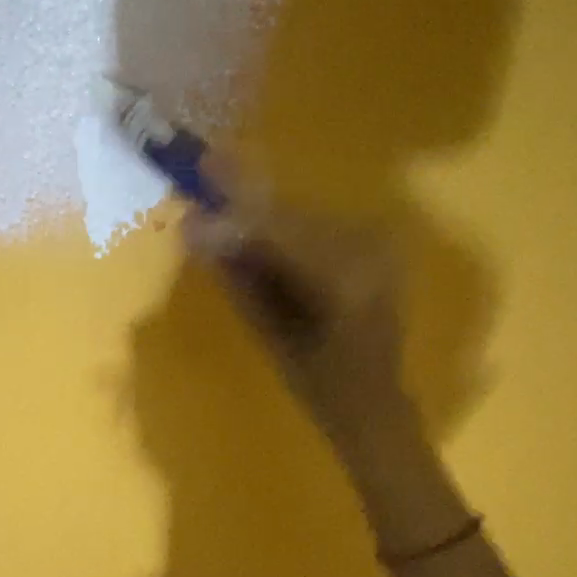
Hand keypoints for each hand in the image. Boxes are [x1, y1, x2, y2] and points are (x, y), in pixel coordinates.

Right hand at [181, 191, 417, 448]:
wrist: (374, 404)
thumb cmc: (320, 384)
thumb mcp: (271, 334)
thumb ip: (238, 276)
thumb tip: (195, 230)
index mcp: (346, 277)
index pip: (281, 228)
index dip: (236, 208)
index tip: (198, 185)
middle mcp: (371, 247)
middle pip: (294, 214)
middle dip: (247, 203)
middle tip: (206, 172)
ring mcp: (380, 243)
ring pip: (305, 216)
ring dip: (265, 215)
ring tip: (223, 205)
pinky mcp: (378, 244)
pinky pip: (320, 227)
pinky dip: (286, 230)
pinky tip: (260, 236)